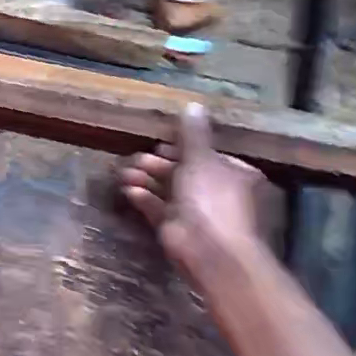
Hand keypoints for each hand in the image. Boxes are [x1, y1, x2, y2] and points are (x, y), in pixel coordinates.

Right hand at [119, 103, 269, 276]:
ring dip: (146, 179)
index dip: (181, 147)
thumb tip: (193, 104)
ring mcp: (195, 212)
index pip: (204, 154)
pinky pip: (158, 209)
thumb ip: (193, 134)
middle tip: (136, 158)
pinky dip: (144, 199)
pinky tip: (128, 190)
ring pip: (167, 189)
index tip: (161, 143)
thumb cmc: (211, 198)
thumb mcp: (201, 158)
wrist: (209, 251)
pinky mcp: (176, 228)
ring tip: (125, 172)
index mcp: (231, 173)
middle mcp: (215, 191)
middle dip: (157, 164)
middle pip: (182, 171)